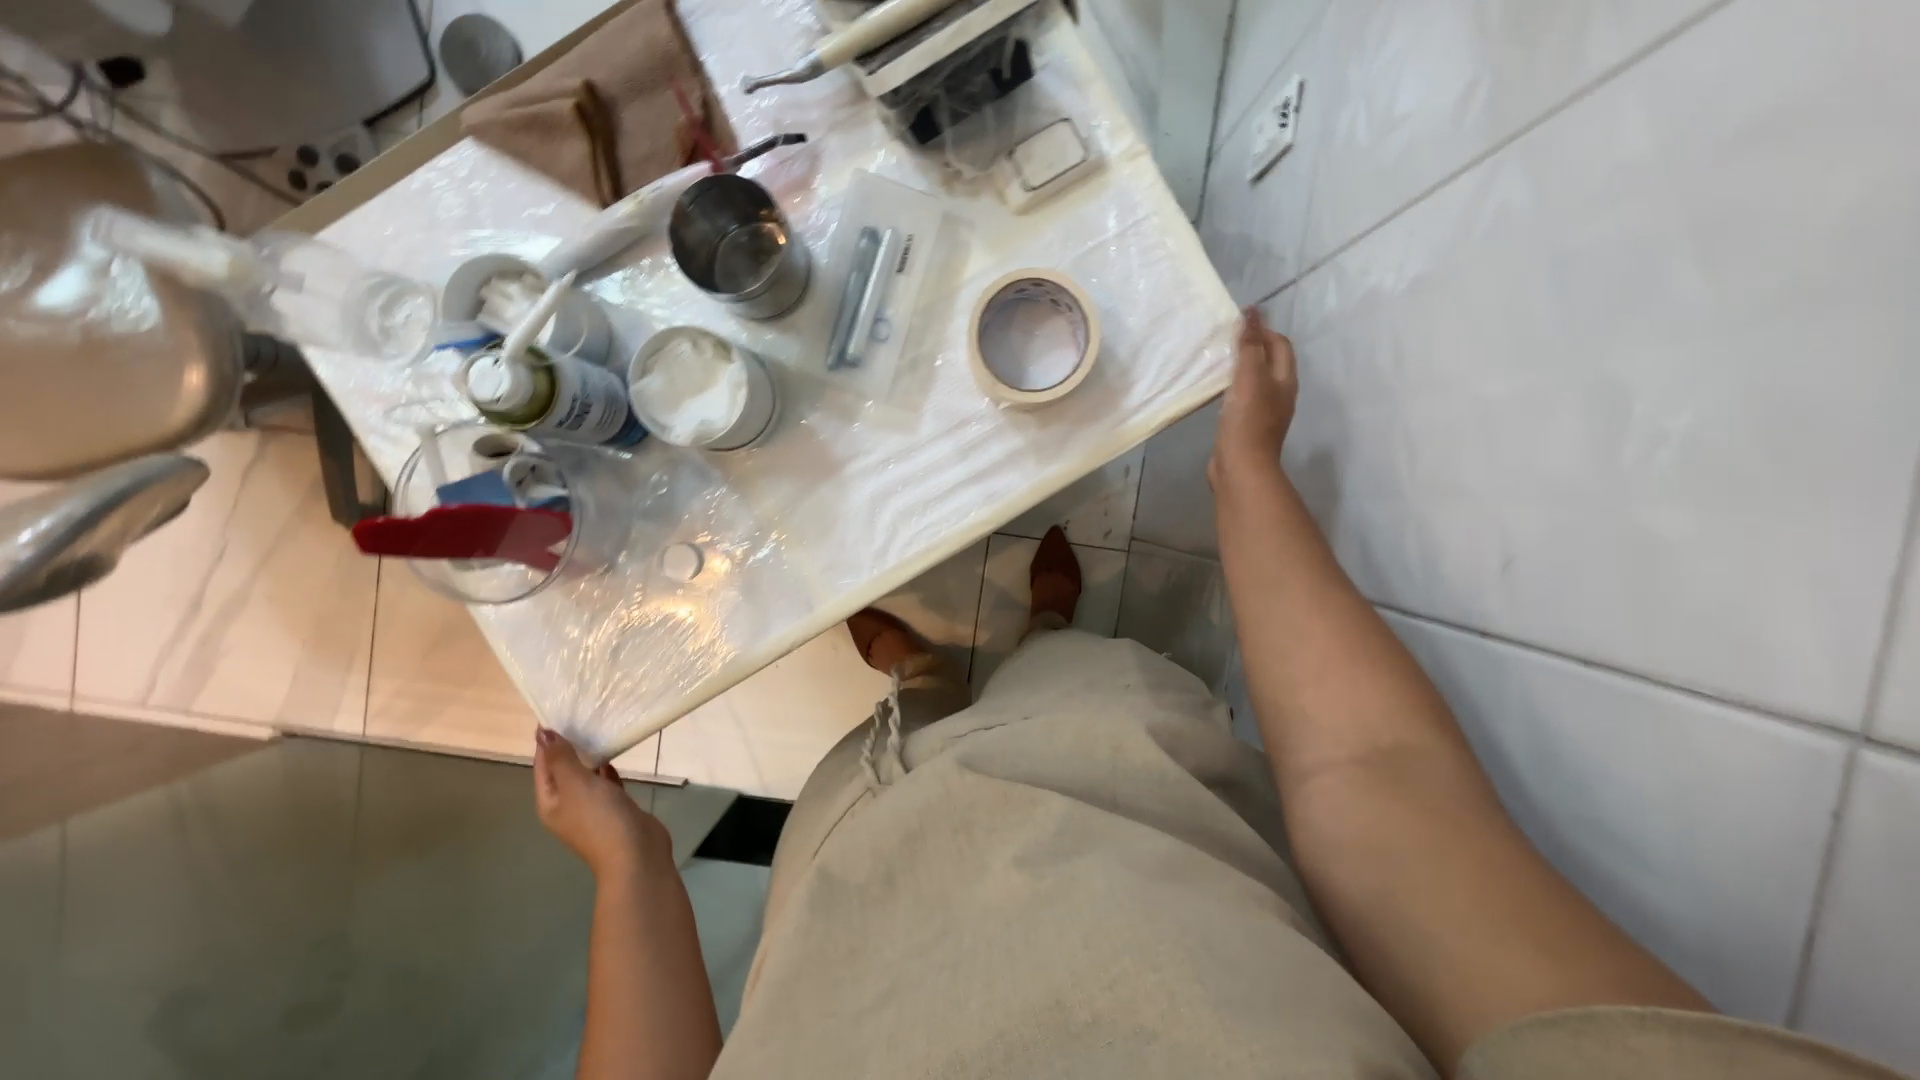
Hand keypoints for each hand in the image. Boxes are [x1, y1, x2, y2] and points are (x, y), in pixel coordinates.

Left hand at [533, 727, 667, 876]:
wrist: (635, 854)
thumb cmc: (600, 817)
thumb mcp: (575, 784)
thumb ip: (560, 758)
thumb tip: (543, 733)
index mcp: (550, 802)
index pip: (541, 766)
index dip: (546, 742)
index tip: (556, 713)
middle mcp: (567, 806)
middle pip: (562, 771)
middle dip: (569, 747)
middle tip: (580, 717)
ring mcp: (591, 810)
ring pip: (585, 777)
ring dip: (589, 758)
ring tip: (597, 730)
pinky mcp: (615, 810)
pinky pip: (606, 785)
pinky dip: (606, 771)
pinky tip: (613, 758)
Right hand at [1209, 307, 1298, 487]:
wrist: (1240, 468)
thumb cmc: (1247, 421)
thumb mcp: (1248, 378)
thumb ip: (1249, 345)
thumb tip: (1252, 311)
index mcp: (1284, 380)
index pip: (1280, 345)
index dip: (1262, 330)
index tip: (1237, 325)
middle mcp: (1279, 394)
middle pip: (1269, 362)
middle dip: (1251, 347)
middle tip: (1225, 340)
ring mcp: (1264, 412)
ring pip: (1255, 380)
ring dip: (1240, 368)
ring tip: (1219, 361)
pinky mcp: (1247, 426)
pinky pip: (1242, 398)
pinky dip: (1231, 388)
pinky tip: (1216, 390)